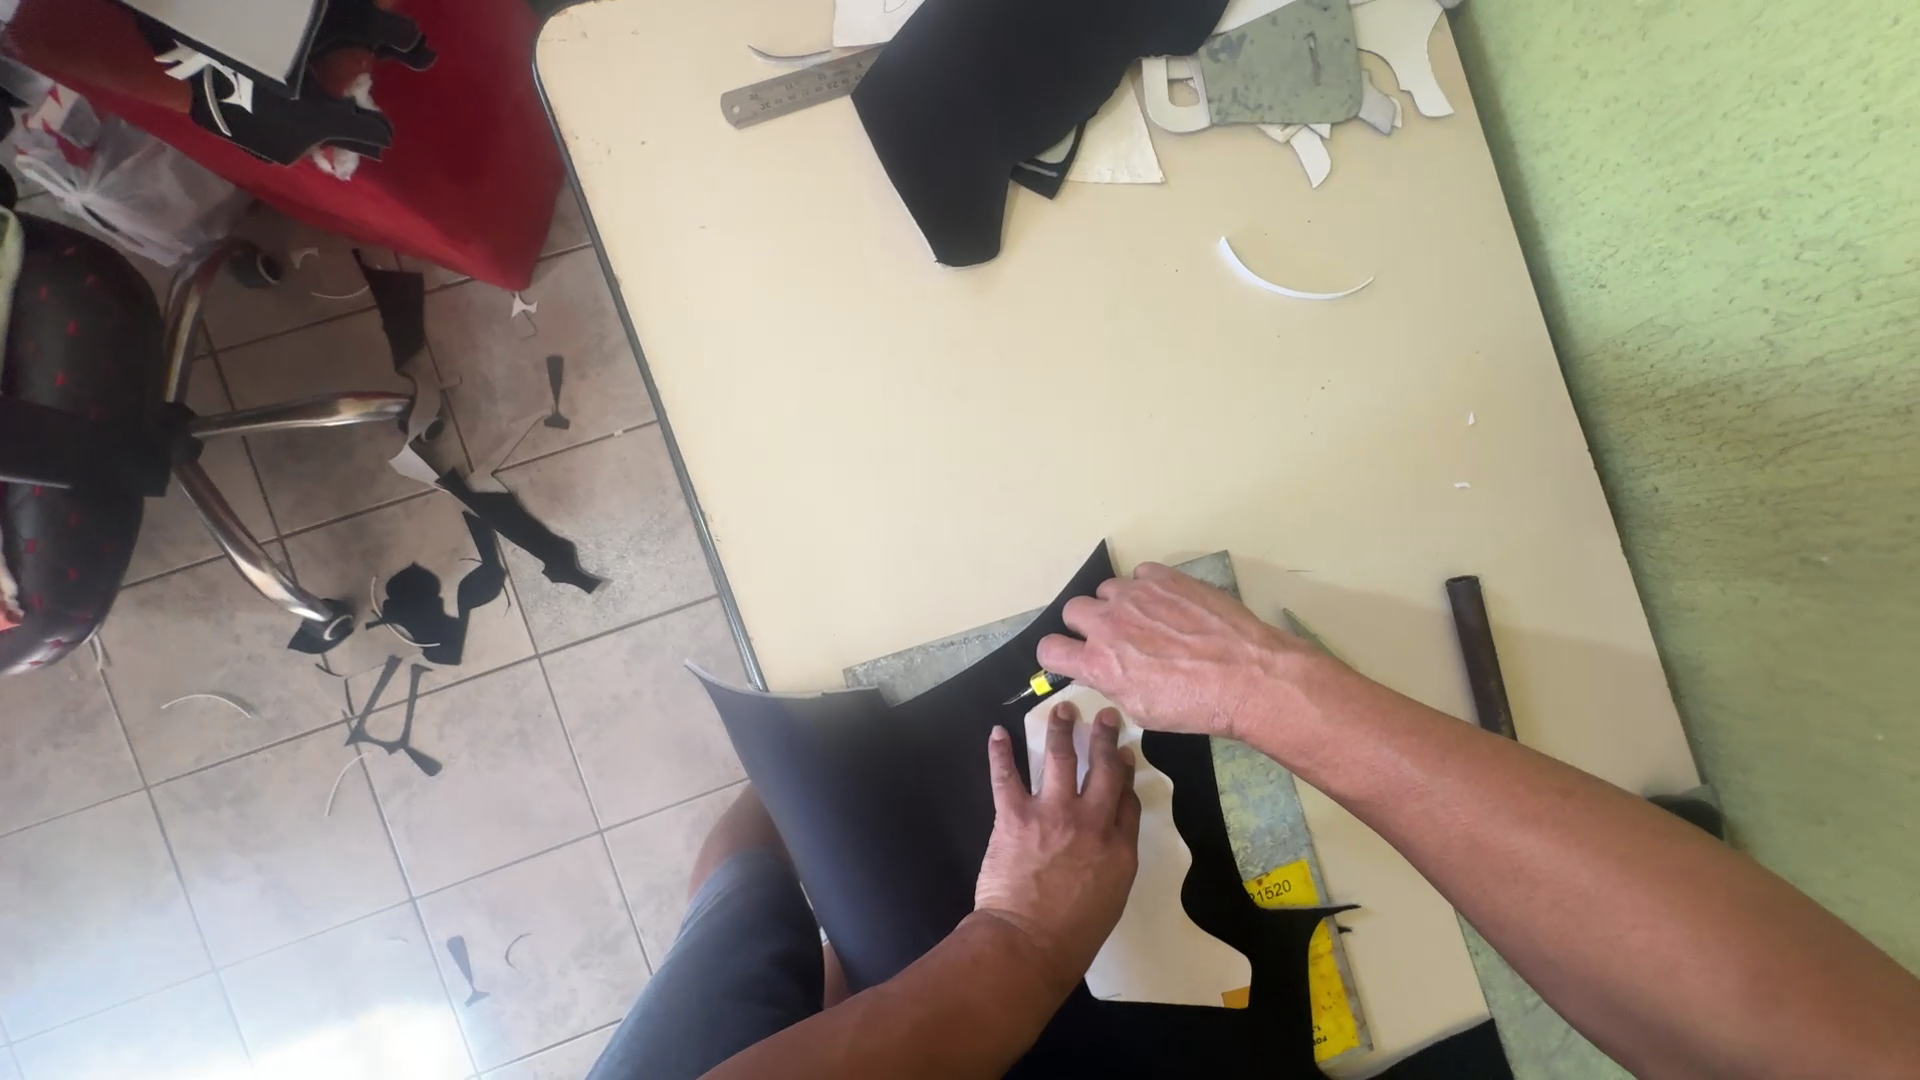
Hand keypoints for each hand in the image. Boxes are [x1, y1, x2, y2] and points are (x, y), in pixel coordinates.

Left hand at [975, 701, 1141, 994]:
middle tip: (1106, 716)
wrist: (1029, 944)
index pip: (1126, 797)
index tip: (1125, 754)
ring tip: (1062, 708)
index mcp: (1118, 846)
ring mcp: (1051, 813)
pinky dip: (999, 752)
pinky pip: (1006, 775)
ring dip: (1060, 729)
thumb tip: (1112, 828)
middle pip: (1102, 768)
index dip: (1126, 771)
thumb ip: (1116, 855)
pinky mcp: (1015, 815)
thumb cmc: (1074, 933)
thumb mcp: (1113, 894)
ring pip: (1058, 757)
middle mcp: (1090, 821)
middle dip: (1104, 737)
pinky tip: (997, 732)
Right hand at [1035, 562, 1323, 740]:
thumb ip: (1111, 684)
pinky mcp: (1163, 578)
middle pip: (1073, 611)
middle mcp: (1108, 624)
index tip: (1072, 657)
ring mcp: (1135, 595)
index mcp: (1099, 663)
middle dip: (1087, 625)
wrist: (1249, 676)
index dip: (1058, 654)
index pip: (1049, 648)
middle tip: (1115, 638)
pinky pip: (1139, 575)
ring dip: (1118, 605)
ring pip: (1106, 590)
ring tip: (1147, 621)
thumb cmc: (1197, 705)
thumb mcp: (1142, 711)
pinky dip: (1147, 589)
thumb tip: (1104, 671)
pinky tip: (1168, 606)